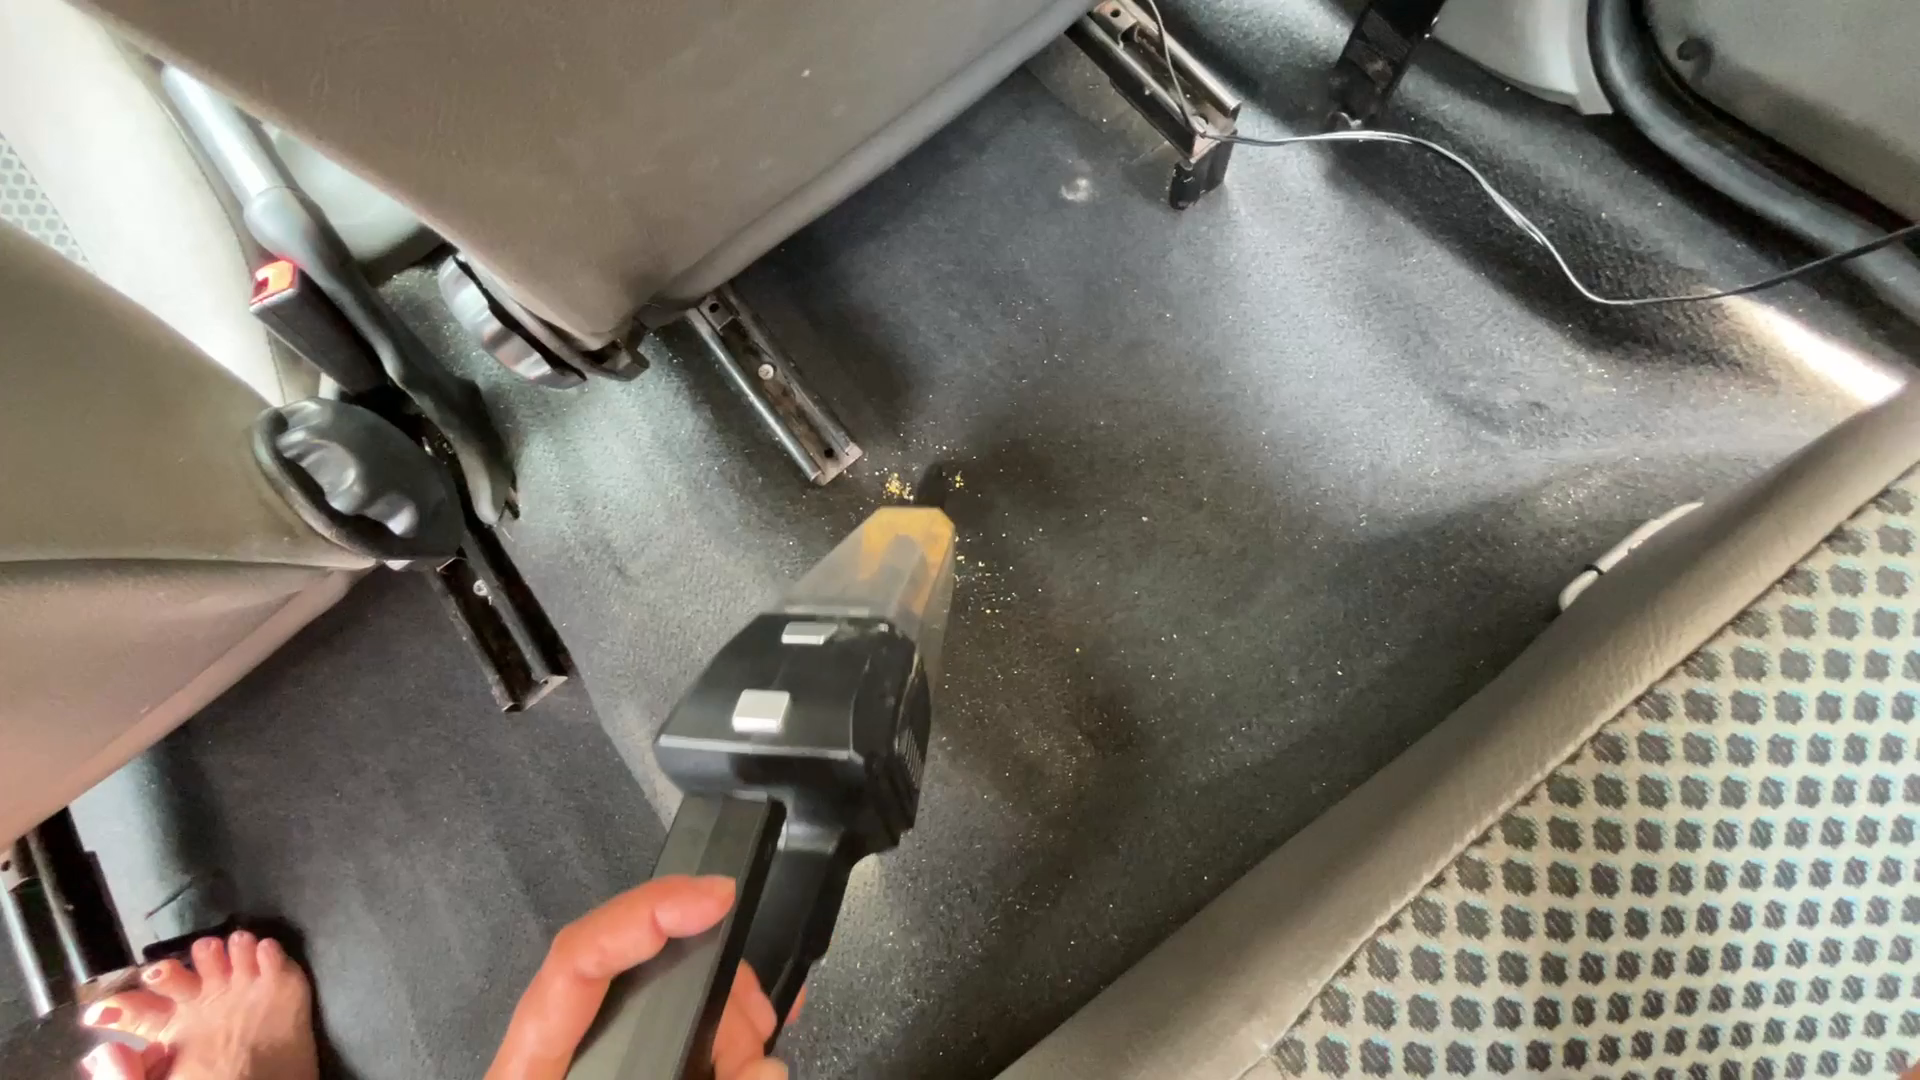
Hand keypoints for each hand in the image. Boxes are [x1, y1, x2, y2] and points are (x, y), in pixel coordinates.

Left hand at [485, 876, 789, 1079]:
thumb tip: (767, 1068)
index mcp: (530, 1071)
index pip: (577, 956)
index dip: (648, 911)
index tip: (717, 897)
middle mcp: (560, 1054)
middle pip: (645, 971)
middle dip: (718, 981)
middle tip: (756, 1018)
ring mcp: (596, 1058)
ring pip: (677, 1000)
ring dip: (733, 1016)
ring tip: (758, 1060)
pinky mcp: (632, 1063)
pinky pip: (690, 1029)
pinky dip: (731, 1031)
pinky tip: (754, 1051)